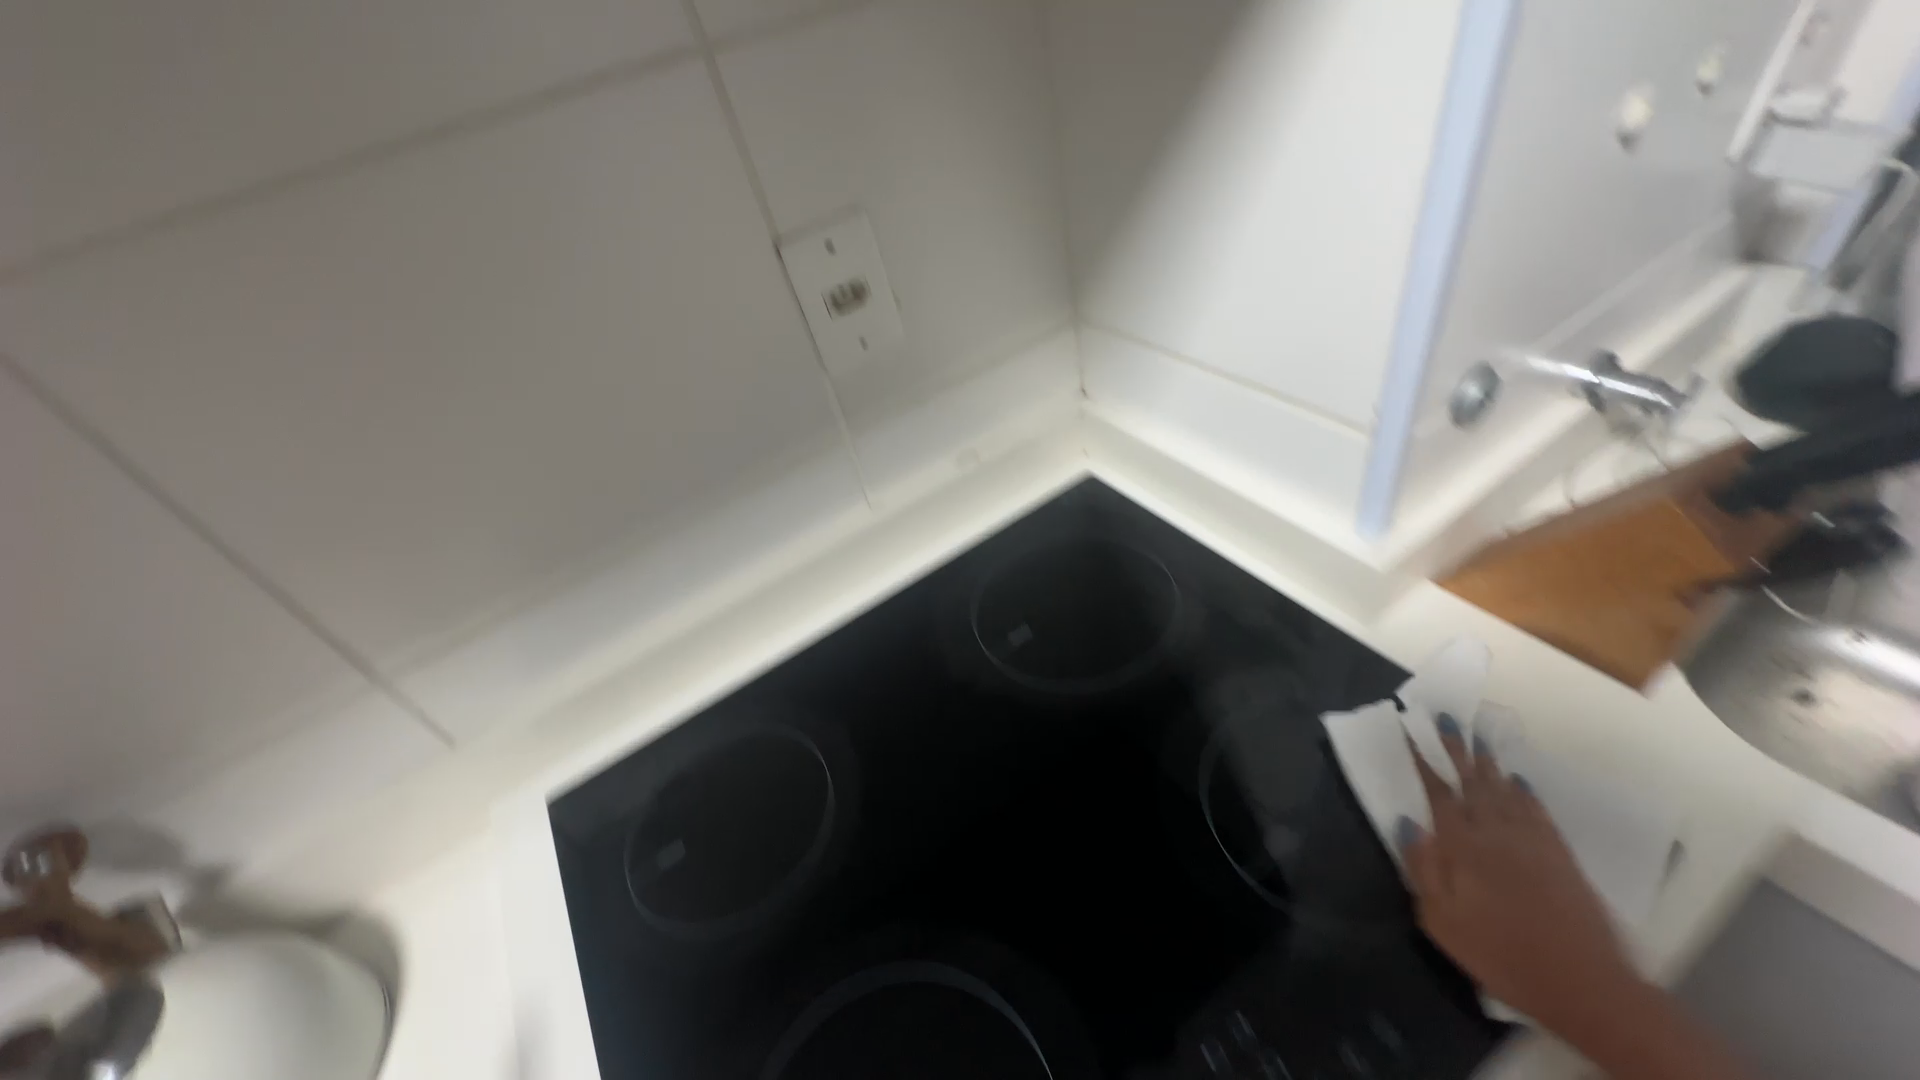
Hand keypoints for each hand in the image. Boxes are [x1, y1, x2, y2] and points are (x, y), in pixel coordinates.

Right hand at [1397, 717, 1641, 1031]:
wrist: (1582, 982)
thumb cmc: (1500, 953)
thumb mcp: (1442, 921)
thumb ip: (1422, 869)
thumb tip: (1409, 824)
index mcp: (1462, 848)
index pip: (1438, 794)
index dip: (1423, 762)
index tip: (1412, 733)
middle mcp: (1495, 834)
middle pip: (1472, 783)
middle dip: (1456, 750)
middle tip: (1447, 718)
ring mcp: (1531, 842)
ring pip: (1504, 791)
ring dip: (1488, 763)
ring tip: (1478, 737)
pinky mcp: (1559, 856)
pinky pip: (1537, 812)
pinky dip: (1524, 792)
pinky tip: (1518, 780)